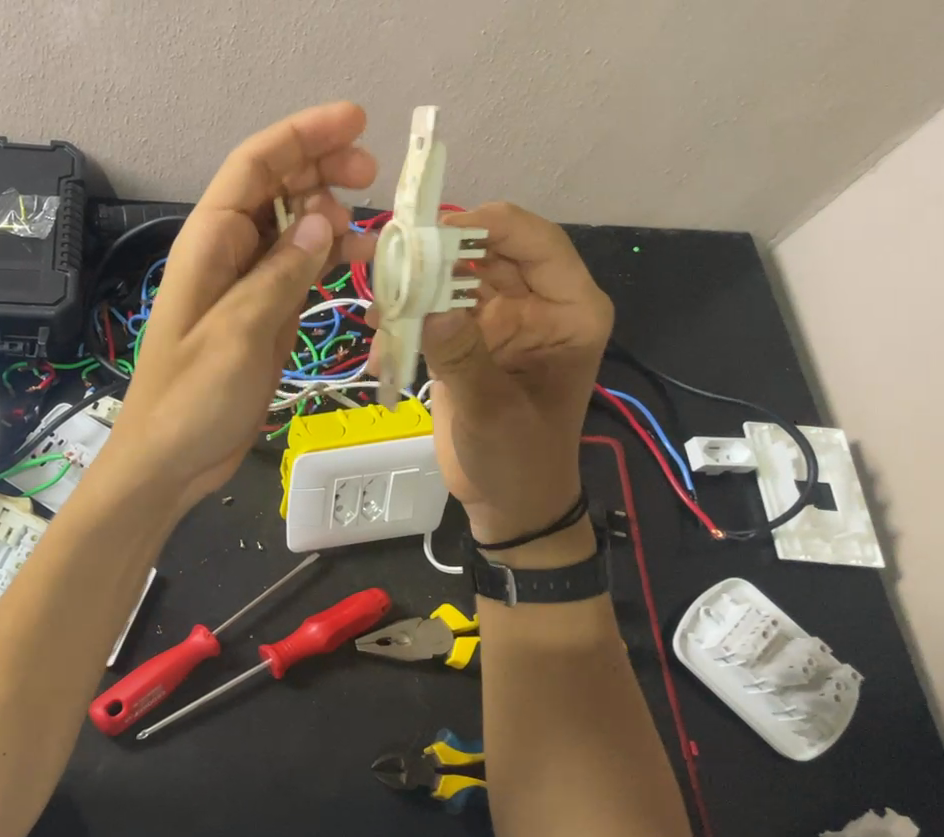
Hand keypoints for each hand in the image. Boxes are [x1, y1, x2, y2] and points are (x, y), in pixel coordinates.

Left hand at [99, 103, 378, 513]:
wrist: (169, 462)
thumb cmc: (191, 401)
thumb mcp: (239, 334)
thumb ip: (281, 274)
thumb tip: (323, 219)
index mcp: (207, 246)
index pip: (254, 167)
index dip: (302, 135)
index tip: (358, 121)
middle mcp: (225, 257)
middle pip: (275, 190)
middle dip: (322, 169)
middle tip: (372, 177)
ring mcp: (243, 289)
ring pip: (291, 231)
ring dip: (331, 219)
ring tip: (373, 229)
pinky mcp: (259, 320)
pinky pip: (297, 274)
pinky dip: (327, 262)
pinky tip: (359, 262)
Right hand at [387, 202, 612, 543]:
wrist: (507, 502)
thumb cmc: (519, 459)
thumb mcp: (493, 411)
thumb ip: (463, 357)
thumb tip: (428, 308)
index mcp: (567, 310)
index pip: (535, 243)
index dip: (488, 227)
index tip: (435, 232)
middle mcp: (533, 305)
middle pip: (486, 254)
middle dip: (437, 254)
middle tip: (387, 259)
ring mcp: (495, 323)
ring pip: (453, 280)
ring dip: (413, 287)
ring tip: (376, 302)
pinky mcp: (464, 343)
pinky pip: (432, 314)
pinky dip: (405, 319)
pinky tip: (378, 334)